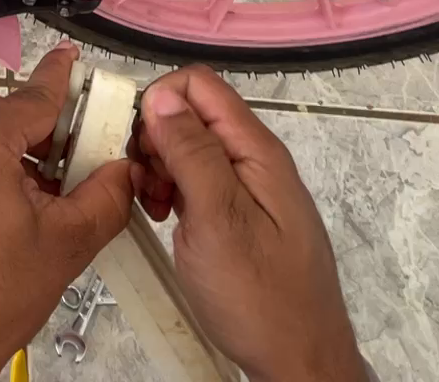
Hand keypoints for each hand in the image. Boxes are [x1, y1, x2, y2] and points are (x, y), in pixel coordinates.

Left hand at [0, 44, 134, 381]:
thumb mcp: (65, 243)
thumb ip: (104, 195)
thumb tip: (121, 169)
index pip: (34, 96)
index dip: (62, 77)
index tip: (71, 57)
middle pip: (9, 113)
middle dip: (45, 134)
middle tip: (79, 163)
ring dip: (17, 150)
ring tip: (45, 196)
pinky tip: (12, 201)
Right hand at [130, 65, 363, 381]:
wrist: (298, 367)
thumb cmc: (259, 296)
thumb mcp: (218, 220)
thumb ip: (190, 152)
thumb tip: (160, 94)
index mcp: (253, 150)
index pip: (197, 85)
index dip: (159, 101)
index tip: (140, 143)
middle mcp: (249, 158)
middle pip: (187, 112)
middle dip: (153, 137)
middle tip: (145, 181)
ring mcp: (242, 185)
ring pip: (183, 144)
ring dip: (156, 166)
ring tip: (153, 205)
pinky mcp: (231, 210)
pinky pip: (189, 177)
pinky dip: (167, 189)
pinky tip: (162, 216)